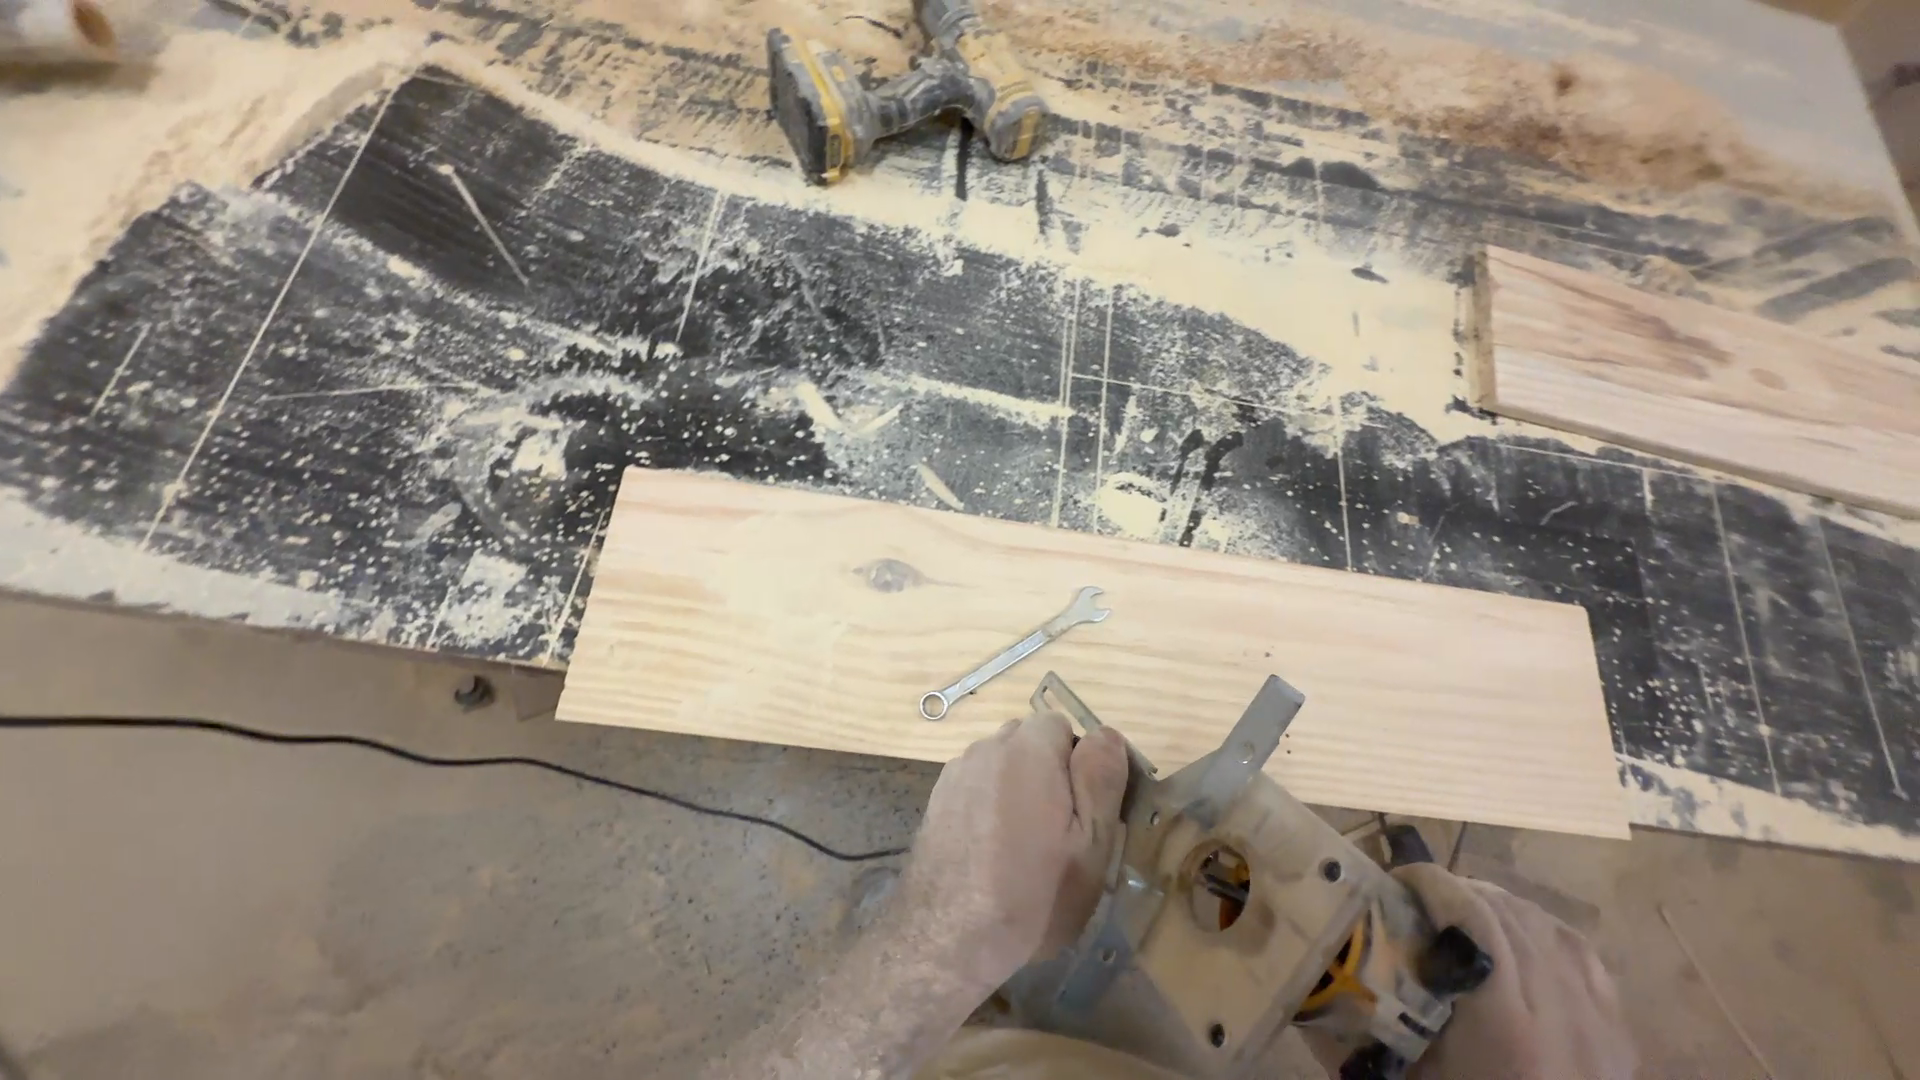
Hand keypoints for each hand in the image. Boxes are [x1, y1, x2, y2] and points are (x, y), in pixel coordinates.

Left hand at [893, 711, 1128, 994]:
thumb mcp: (1091, 841)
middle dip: (1049, 773)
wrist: (948, 937)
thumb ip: (1101, 776)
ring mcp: (957, 771)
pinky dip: (990, 805)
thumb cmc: (1034, 892)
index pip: (1064, 727)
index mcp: (1028, 747)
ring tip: (1024, 845)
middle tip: (1059, 832)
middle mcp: (987, 746)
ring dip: (1018, 788)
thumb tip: (1104, 734)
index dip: (1081, 765)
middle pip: (1031, 742)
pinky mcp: (937, 798)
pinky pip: (977, 785)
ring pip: (1003, 764)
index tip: (1085, 813)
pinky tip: (991, 849)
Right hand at [1309, 864, 1634, 1079]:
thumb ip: (1361, 1026)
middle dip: (1454, 891)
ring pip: (1542, 923)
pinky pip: (1577, 948)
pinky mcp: (1618, 1031)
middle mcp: (1563, 1015)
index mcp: (1507, 1029)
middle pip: (1505, 912)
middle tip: (1414, 899)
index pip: (1474, 917)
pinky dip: (1538, 927)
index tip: (1395, 881)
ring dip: (1492, 905)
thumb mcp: (1403, 1077)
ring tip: (1455, 914)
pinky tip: (1510, 931)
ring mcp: (1599, 1022)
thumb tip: (1309, 966)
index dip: (1432, 884)